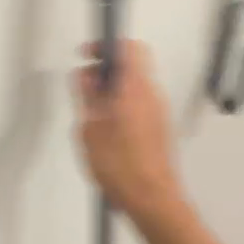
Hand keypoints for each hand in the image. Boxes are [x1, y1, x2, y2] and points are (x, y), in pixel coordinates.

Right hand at [74, 39, 183, 220]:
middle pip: (132, 65)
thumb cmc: (123, 168)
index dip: (106, 44)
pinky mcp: (159, 128)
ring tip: (92, 112)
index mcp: (135, 89)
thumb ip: (86, 98)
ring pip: (135, 86)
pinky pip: (139, 105)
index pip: (128, 47)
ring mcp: (159, 113)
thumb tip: (84, 76)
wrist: (152, 199)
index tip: (88, 54)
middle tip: (85, 86)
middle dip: (106, 70)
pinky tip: (106, 130)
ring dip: (112, 90)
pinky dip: (122, 106)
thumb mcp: (90, 130)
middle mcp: (152, 96)